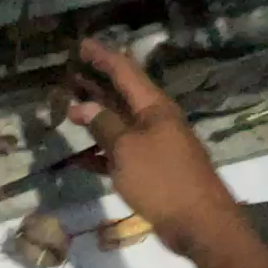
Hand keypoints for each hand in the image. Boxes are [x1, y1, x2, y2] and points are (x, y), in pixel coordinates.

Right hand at [68, 38, 243, 256]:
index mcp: (154, 107)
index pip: (124, 72)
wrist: (198, 222)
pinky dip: (102, 154)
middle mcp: (156, 120)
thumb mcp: (127, 149)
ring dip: (96, 117)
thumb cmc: (162, 179)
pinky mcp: (152, 171)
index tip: (81, 45)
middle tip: (70, 75)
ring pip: (120, 125)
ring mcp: (155, 146)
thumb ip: (104, 125)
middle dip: (96, 85)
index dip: (102, 57)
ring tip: (69, 109)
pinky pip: (122, 155)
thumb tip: (83, 106)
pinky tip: (81, 158)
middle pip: (122, 96)